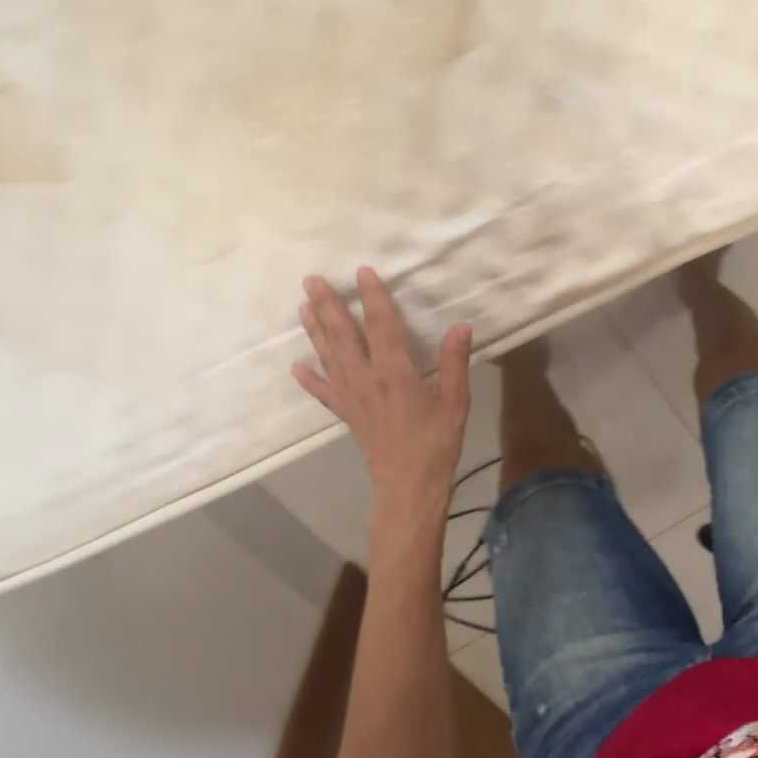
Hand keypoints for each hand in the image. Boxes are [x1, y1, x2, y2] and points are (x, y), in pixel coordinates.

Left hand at [293, 269, 473, 544]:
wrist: (409, 485)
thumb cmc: (436, 441)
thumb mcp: (455, 400)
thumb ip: (455, 362)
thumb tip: (461, 326)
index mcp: (394, 371)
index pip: (380, 325)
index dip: (372, 297)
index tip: (362, 271)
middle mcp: (366, 378)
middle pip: (343, 335)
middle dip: (328, 305)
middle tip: (311, 279)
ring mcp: (351, 397)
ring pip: (329, 356)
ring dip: (315, 329)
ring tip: (302, 305)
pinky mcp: (346, 414)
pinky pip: (323, 392)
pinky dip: (309, 378)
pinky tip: (296, 366)